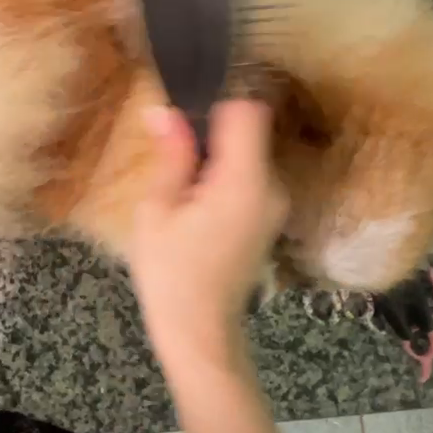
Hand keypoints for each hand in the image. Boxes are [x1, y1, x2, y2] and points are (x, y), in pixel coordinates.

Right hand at [126, 100, 287, 367]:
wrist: (200, 330)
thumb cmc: (170, 270)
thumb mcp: (157, 208)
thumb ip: (171, 156)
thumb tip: (165, 111)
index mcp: (245, 181)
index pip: (248, 112)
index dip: (214, 103)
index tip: (181, 113)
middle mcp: (272, 187)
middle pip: (248, 132)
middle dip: (209, 133)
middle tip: (167, 152)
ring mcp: (275, 204)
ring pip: (248, 155)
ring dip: (214, 156)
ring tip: (177, 181)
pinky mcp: (268, 218)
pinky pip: (248, 178)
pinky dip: (222, 176)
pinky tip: (192, 200)